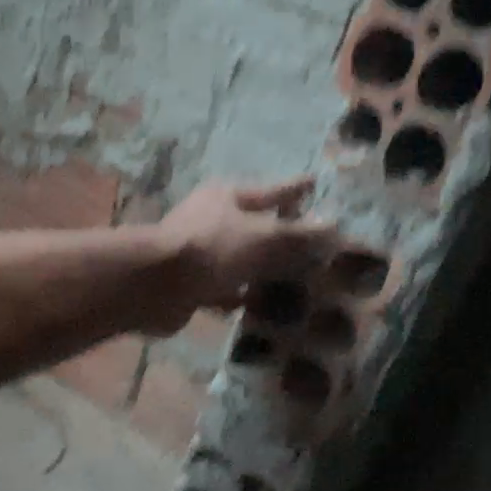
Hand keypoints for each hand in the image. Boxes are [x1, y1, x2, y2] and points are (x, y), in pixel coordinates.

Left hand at [141, 178, 336, 333]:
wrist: (156, 285)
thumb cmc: (212, 249)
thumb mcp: (262, 238)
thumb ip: (298, 235)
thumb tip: (334, 226)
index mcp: (227, 197)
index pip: (271, 191)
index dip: (295, 190)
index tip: (315, 183)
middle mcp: (212, 220)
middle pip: (254, 226)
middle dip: (281, 235)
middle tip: (312, 243)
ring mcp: (199, 254)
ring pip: (240, 260)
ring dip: (262, 269)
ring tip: (295, 280)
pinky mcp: (191, 286)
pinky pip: (225, 290)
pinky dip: (241, 297)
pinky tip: (261, 307)